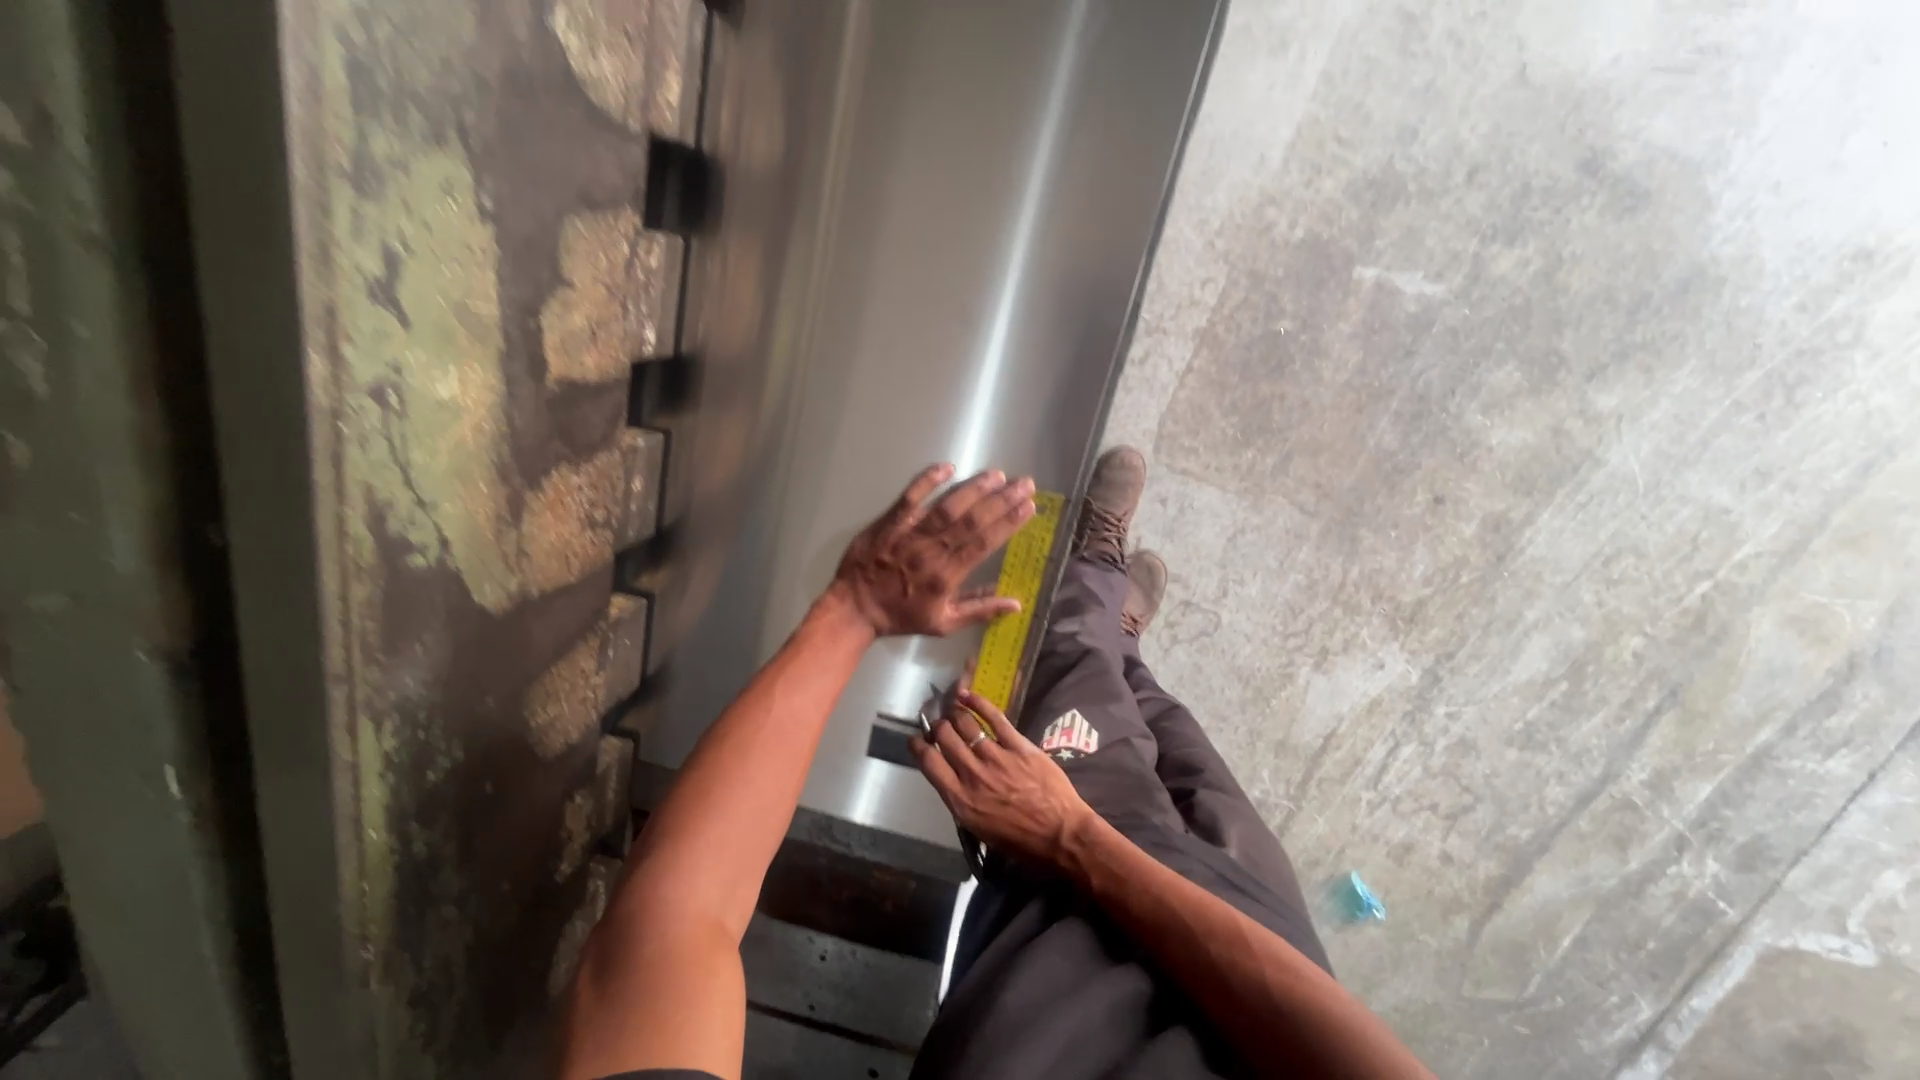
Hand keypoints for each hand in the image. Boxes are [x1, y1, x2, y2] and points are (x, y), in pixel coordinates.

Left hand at [829, 464, 1036, 637]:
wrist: (854, 609)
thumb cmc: (901, 616)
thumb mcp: (943, 623)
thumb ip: (979, 610)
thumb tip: (1016, 603)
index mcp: (946, 577)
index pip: (983, 544)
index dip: (1008, 524)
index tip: (1029, 507)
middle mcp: (931, 553)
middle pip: (971, 522)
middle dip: (1000, 501)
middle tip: (1024, 484)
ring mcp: (908, 535)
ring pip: (946, 507)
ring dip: (973, 489)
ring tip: (997, 475)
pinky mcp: (889, 523)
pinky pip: (909, 498)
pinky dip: (928, 481)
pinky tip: (948, 467)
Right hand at [910, 687, 1096, 867]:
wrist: (1061, 835)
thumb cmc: (1021, 842)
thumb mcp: (979, 829)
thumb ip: (962, 801)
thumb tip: (954, 781)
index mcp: (960, 799)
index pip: (929, 762)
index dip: (918, 746)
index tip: (916, 740)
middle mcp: (973, 774)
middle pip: (945, 737)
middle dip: (938, 726)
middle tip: (940, 725)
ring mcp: (996, 757)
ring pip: (966, 724)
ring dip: (955, 713)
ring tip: (952, 709)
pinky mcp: (1019, 746)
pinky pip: (994, 718)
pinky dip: (978, 703)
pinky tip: (967, 696)